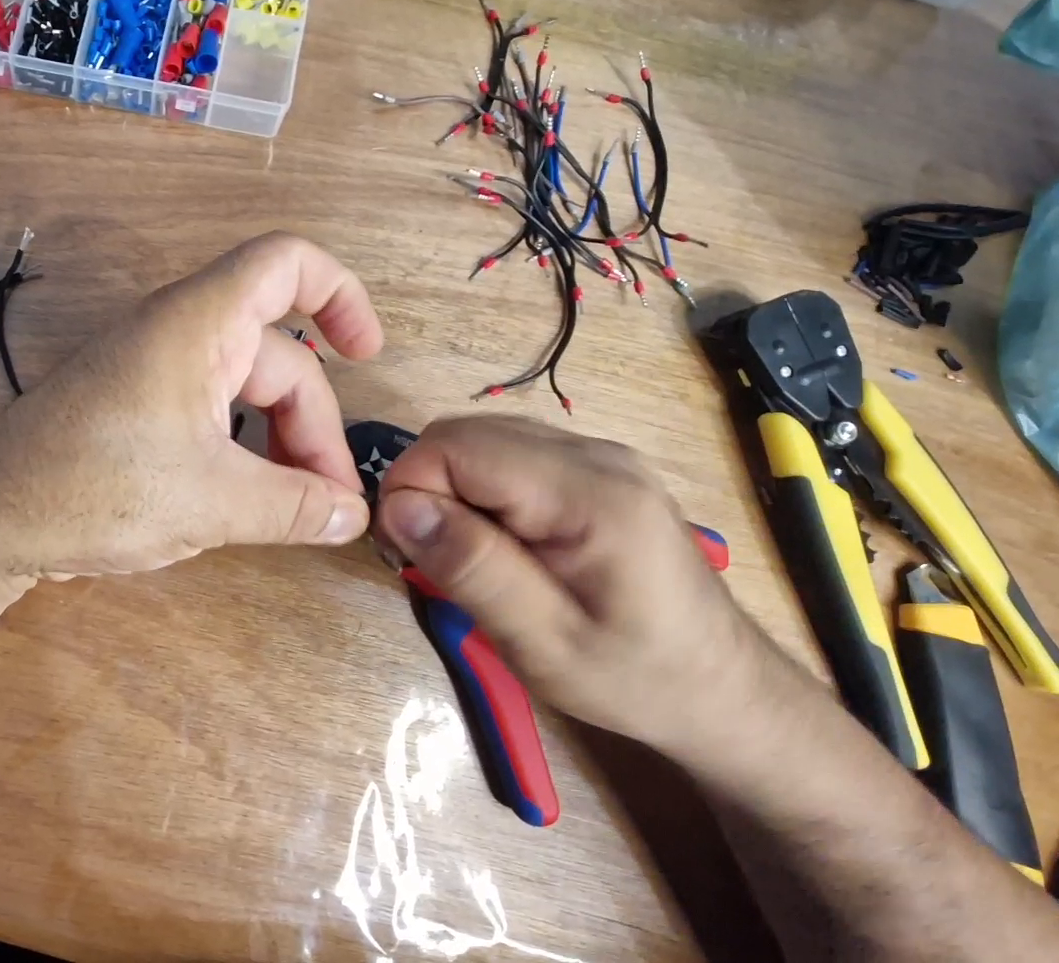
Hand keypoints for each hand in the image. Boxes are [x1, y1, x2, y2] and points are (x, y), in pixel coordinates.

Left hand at [0, 232, 383, 578]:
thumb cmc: (97, 488)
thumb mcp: (212, 501)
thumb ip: (294, 506)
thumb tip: (353, 517)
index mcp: (198, 325)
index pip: (286, 264)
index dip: (341, 293)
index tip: (369, 355)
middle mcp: (175, 336)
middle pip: (276, 355)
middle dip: (313, 426)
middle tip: (327, 504)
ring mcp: (149, 373)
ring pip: (242, 395)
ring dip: (278, 446)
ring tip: (292, 512)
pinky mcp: (130, 411)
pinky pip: (206, 417)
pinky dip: (237, 453)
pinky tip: (241, 505)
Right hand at [372, 416, 777, 756]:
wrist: (722, 687)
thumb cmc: (634, 679)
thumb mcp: (544, 644)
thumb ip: (473, 569)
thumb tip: (399, 506)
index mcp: (591, 495)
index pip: (456, 447)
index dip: (410, 490)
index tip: (405, 553)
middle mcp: (596, 455)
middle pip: (463, 434)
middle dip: (422, 487)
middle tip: (423, 557)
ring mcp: (597, 456)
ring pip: (478, 439)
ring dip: (445, 489)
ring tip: (456, 553)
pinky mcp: (593, 468)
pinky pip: (503, 454)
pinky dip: (473, 489)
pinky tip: (490, 540)